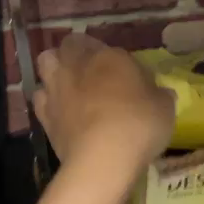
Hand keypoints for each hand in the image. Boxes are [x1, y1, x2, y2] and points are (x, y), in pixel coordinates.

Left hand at [34, 34, 174, 177]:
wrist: (102, 158)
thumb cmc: (139, 125)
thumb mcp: (164, 108)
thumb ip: (159, 96)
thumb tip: (159, 93)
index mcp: (110, 56)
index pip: (111, 48)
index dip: (116, 60)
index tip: (126, 76)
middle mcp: (79, 65)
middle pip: (70, 45)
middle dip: (78, 53)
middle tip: (91, 71)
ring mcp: (57, 88)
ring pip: (46, 62)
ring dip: (55, 69)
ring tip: (68, 85)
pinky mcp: (44, 115)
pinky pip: (40, 97)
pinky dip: (47, 99)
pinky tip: (59, 110)